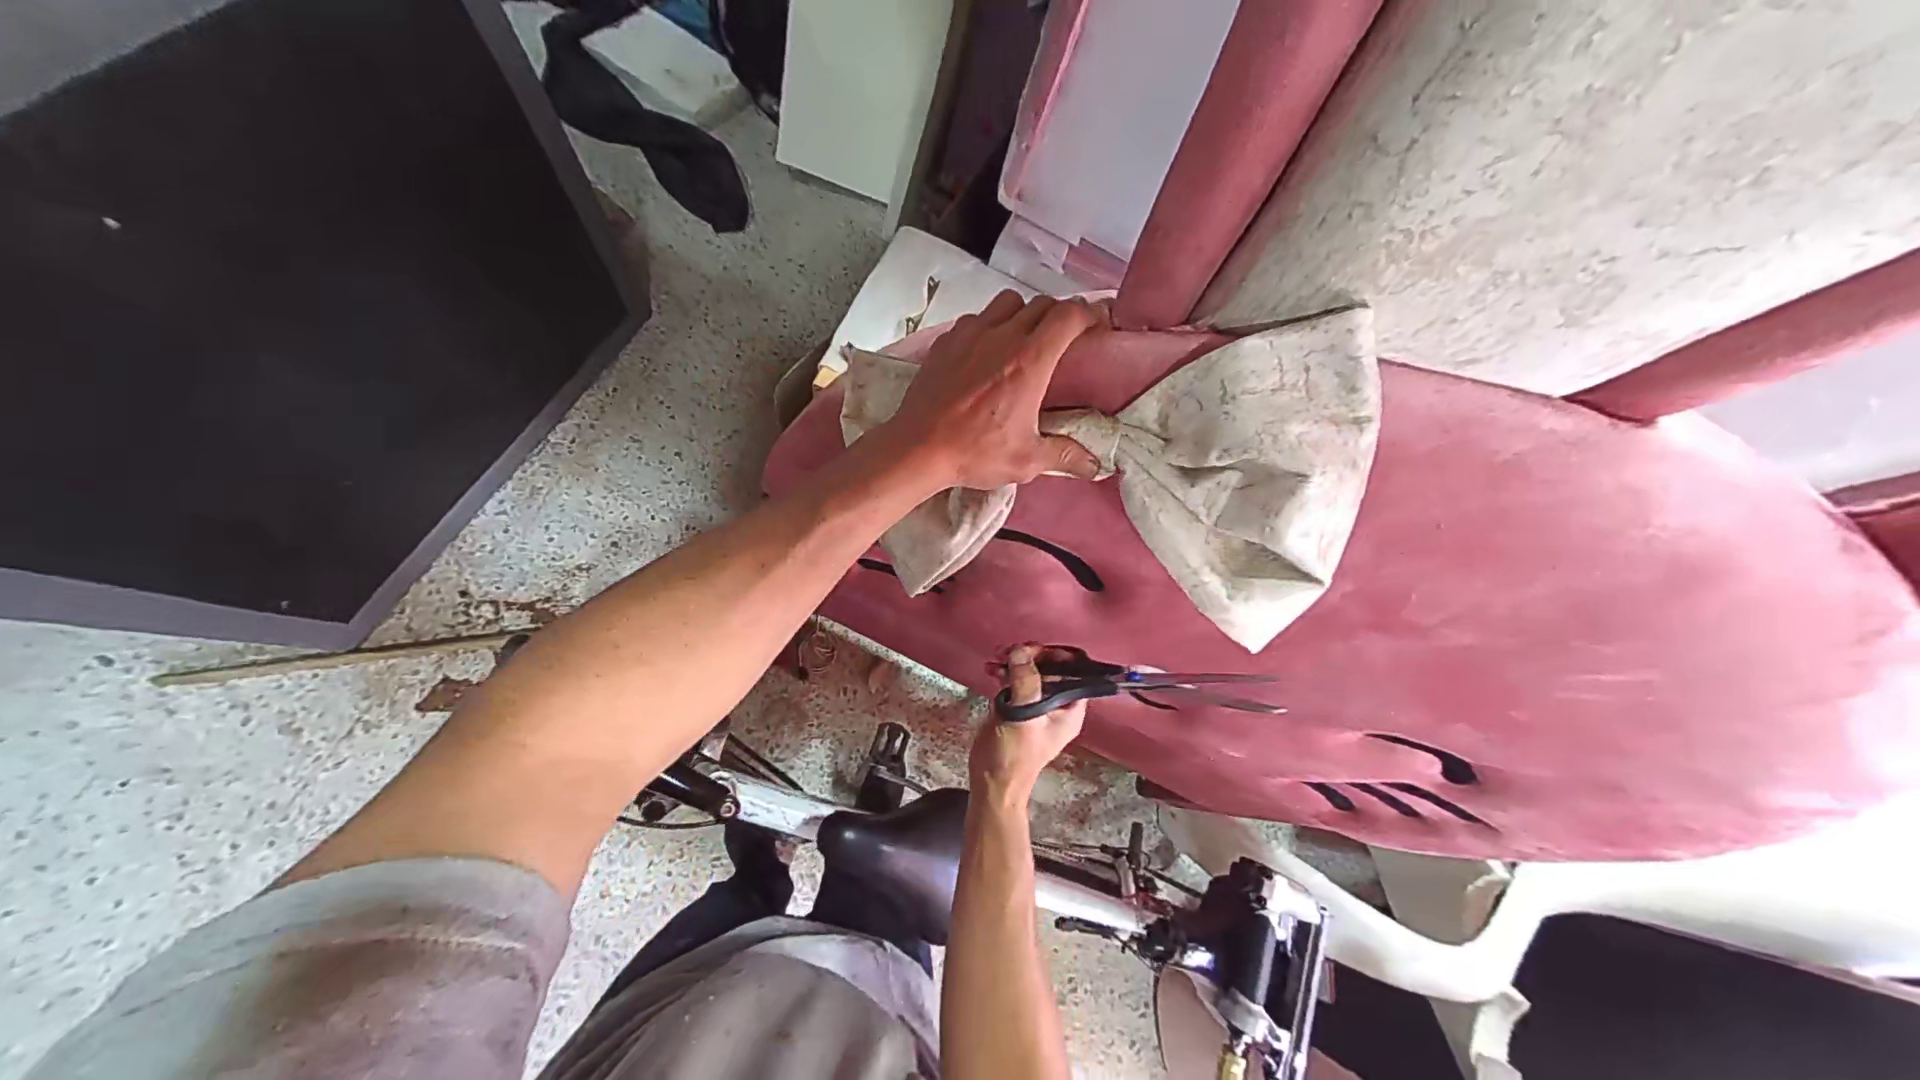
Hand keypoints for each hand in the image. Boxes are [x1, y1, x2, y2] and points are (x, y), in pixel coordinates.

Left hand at [877, 291, 1104, 491]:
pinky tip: (986, 351)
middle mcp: (1001, 337)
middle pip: (1042, 304)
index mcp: (1029, 361)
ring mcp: (970, 335)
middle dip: (1061, 315)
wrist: (917, 448)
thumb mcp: (1025, 460)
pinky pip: (976, 318)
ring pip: (1008, 303)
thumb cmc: (973, 452)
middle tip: (1066, 337)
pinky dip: (989, 326)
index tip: (1097, 325)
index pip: (1069, 315)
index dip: (1090, 314)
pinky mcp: (946, 342)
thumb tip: (1094, 465)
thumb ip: (1064, 456)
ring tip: (1025, 338)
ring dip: (1024, 313)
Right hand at [971, 644, 1086, 805]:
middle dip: (1032, 655)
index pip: (1075, 669)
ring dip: (1016, 661)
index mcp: (1070, 708)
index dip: (1057, 655)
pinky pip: (1016, 680)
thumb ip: (1025, 682)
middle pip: (1052, 666)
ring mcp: (1038, 704)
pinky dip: (1005, 671)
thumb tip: (1021, 651)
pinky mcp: (1019, 706)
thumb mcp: (1023, 717)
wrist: (991, 782)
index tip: (1033, 649)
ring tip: (998, 658)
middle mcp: (1058, 704)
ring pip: (1033, 670)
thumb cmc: (1013, 756)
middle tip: (1011, 651)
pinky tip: (992, 669)